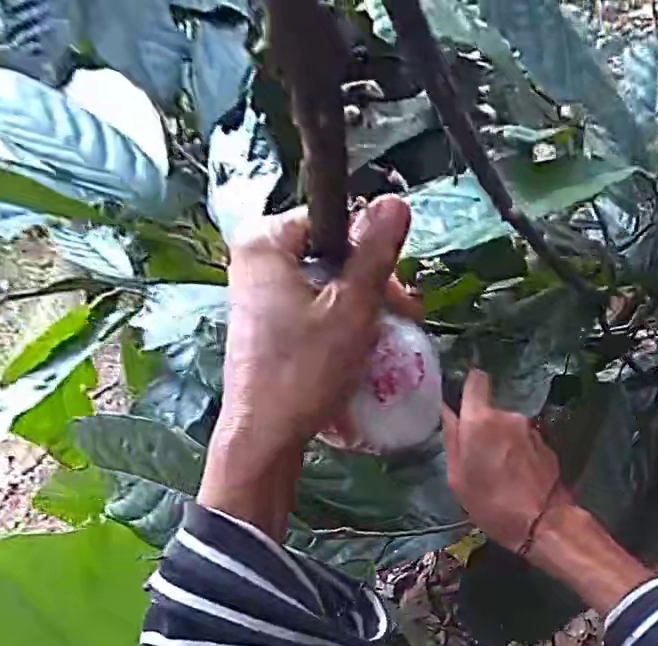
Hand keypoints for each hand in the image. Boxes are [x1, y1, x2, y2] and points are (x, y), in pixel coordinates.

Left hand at [200, 196, 416, 535]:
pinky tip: (359, 351)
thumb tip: (398, 202)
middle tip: (403, 319)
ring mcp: (258, 295)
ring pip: (327, 286)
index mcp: (266, 242)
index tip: (400, 293)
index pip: (334, 223)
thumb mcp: (353, 309)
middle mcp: (255, 260)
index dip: (374, 254)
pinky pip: (314, 310)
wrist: (268, 431)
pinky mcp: (266, 326)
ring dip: (363, 309)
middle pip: (332, 255)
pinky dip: (341, 325)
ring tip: (385, 341)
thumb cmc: (307, 367)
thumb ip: (375, 255)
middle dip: (373, 286)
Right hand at [442, 369, 650, 612]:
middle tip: (479, 457)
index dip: (470, 387)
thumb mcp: (458, 478)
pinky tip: (518, 476)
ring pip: (510, 429)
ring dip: (504, 443)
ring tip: (500, 472)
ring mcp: (532, 430)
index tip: (464, 399)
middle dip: (485, 428)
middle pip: (492, 412)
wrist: (542, 522)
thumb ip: (452, 440)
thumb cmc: (491, 503)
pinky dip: (520, 453)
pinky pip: (526, 443)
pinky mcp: (548, 445)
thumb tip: (447, 413)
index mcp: (481, 420)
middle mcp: (509, 417)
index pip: (476, 381)